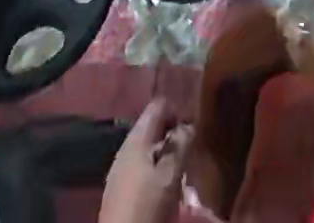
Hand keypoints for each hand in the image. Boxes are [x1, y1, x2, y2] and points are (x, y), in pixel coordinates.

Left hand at [99, 99, 192, 222]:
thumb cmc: (147, 205)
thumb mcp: (170, 175)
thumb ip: (180, 145)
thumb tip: (188, 123)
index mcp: (136, 138)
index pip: (157, 107)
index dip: (176, 108)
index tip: (194, 118)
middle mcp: (125, 147)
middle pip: (150, 127)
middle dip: (171, 129)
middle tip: (192, 140)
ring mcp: (120, 168)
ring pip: (146, 147)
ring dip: (164, 149)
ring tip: (183, 159)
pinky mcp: (119, 188)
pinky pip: (141, 164)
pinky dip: (155, 164)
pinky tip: (165, 178)